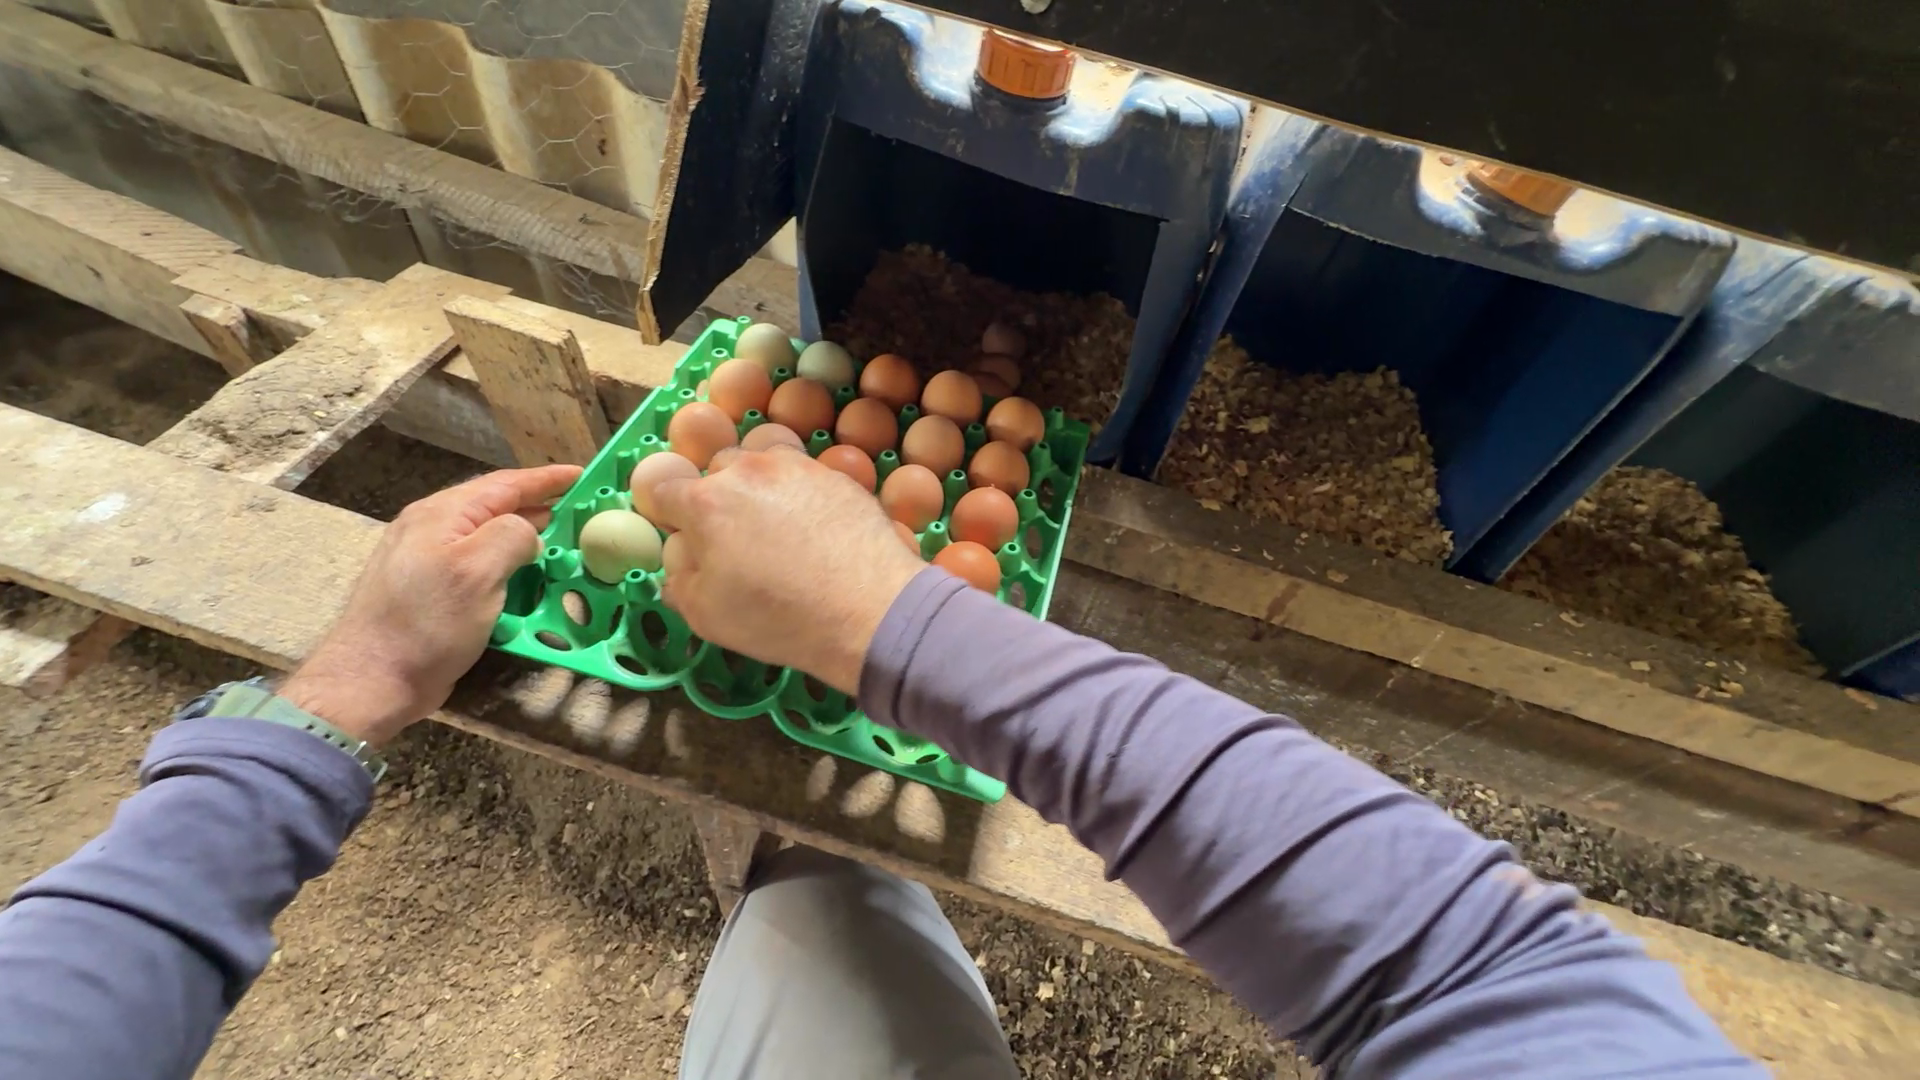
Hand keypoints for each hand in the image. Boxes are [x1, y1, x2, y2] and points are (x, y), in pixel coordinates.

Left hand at [282, 464, 581, 745]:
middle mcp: (434, 529)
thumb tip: (532, 531)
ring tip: (563, 539)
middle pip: (497, 505)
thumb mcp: (477, 571)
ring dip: (528, 534)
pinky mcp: (435, 589)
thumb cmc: (428, 622)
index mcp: (442, 515)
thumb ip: (511, 535)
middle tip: (581, 509)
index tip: (583, 475)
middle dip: (540, 503)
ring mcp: (431, 559)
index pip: (505, 484)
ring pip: (490, 535)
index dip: (546, 479)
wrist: (374, 680)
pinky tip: (530, 573)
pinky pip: (484, 563)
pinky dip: (513, 562)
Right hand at [650, 448, 924, 693]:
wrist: (870, 610)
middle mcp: (749, 471)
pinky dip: (801, 491)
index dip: (669, 513)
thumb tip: (680, 554)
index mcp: (706, 502)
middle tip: (738, 536)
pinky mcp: (838, 474)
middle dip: (718, 496)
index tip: (685, 534)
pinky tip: (816, 526)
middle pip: (718, 469)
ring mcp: (799, 467)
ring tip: (779, 525)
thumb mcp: (706, 615)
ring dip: (760, 484)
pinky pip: (806, 473)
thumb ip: (679, 576)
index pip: (663, 488)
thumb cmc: (781, 619)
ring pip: (763, 460)